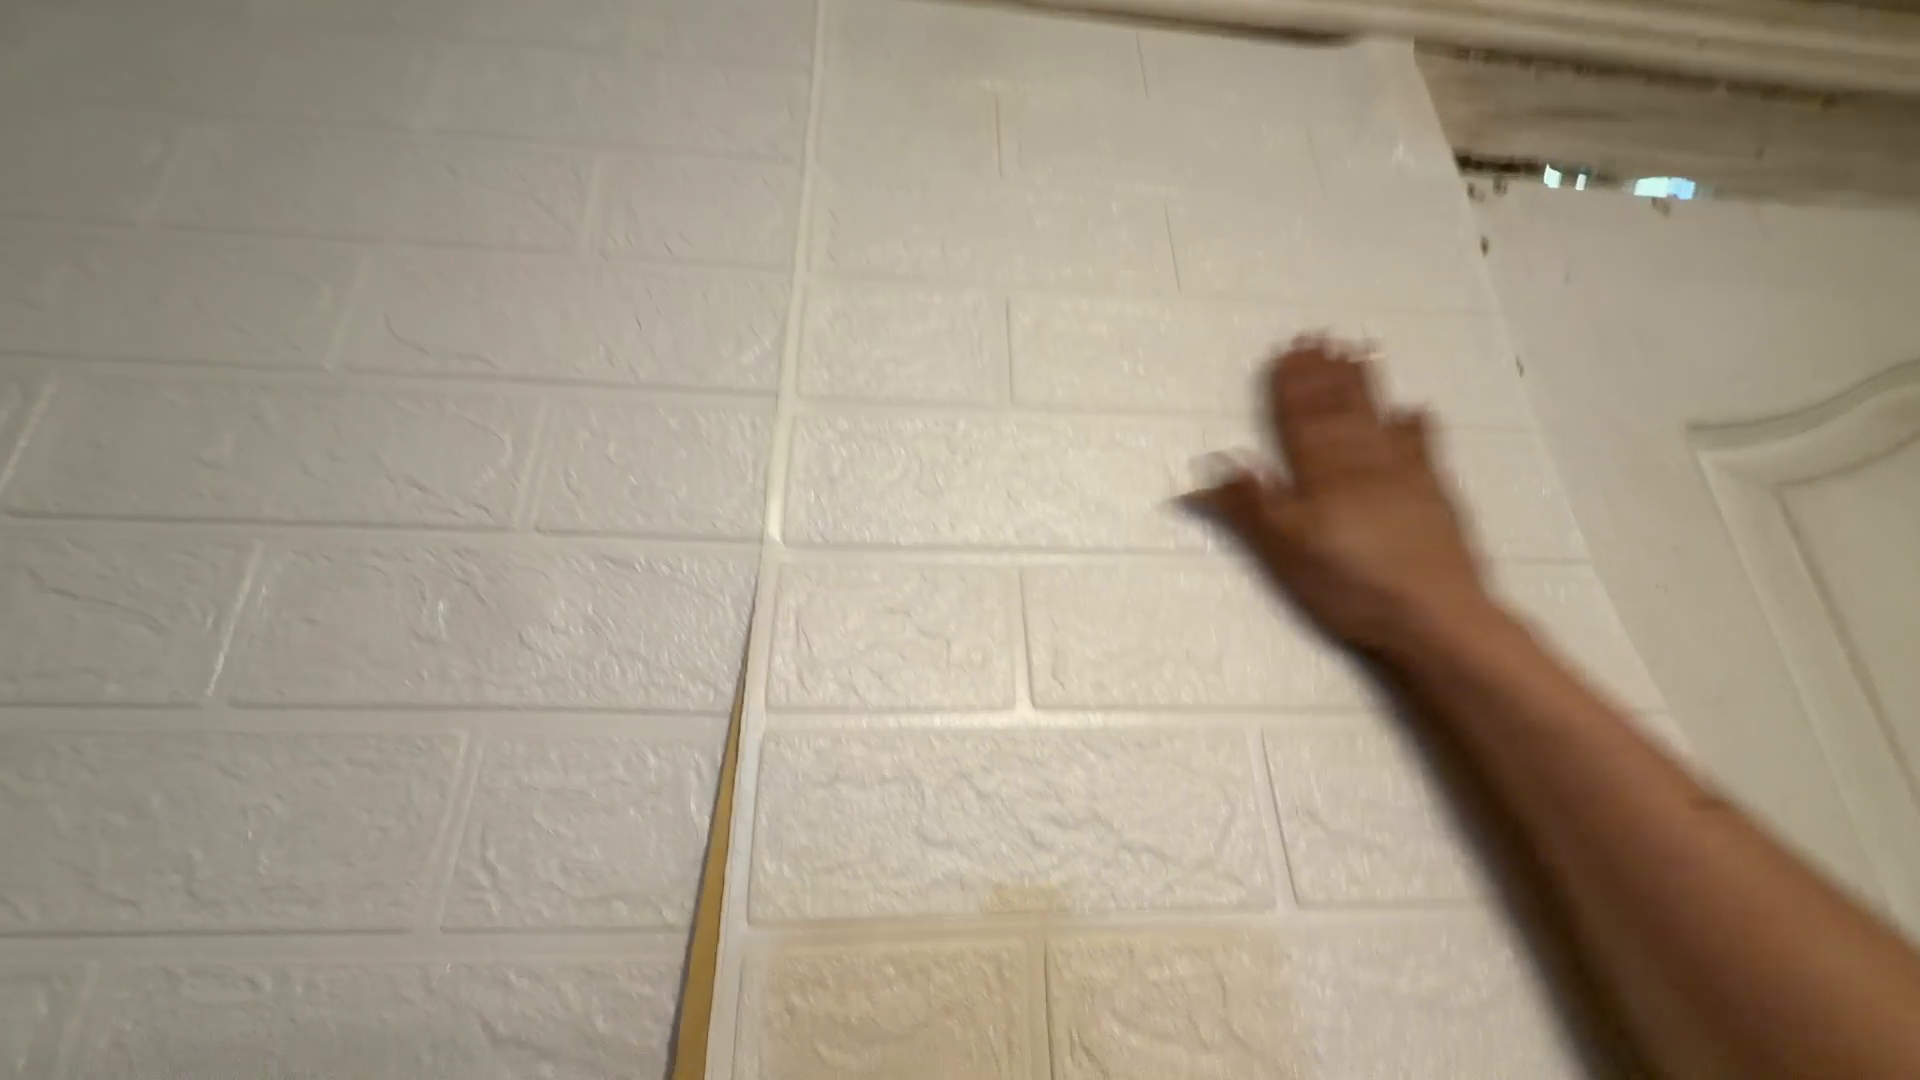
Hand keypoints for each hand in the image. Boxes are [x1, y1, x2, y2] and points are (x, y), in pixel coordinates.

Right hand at [1183, 335, 1491, 653]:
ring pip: (1377, 422)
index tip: (1286, 352)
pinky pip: (1423, 452)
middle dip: (1324, 376)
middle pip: (1338, 414)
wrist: (1435, 616)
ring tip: (1359, 351)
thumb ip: (1250, 506)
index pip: (1300, 423)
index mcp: (1320, 478)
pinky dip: (1416, 429)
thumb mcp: (1284, 552)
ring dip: (1365, 387)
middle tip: (1319, 337)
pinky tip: (1415, 410)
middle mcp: (1361, 467)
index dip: (1292, 388)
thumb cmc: (1350, 586)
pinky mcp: (1435, 498)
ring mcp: (1403, 479)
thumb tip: (1217, 461)